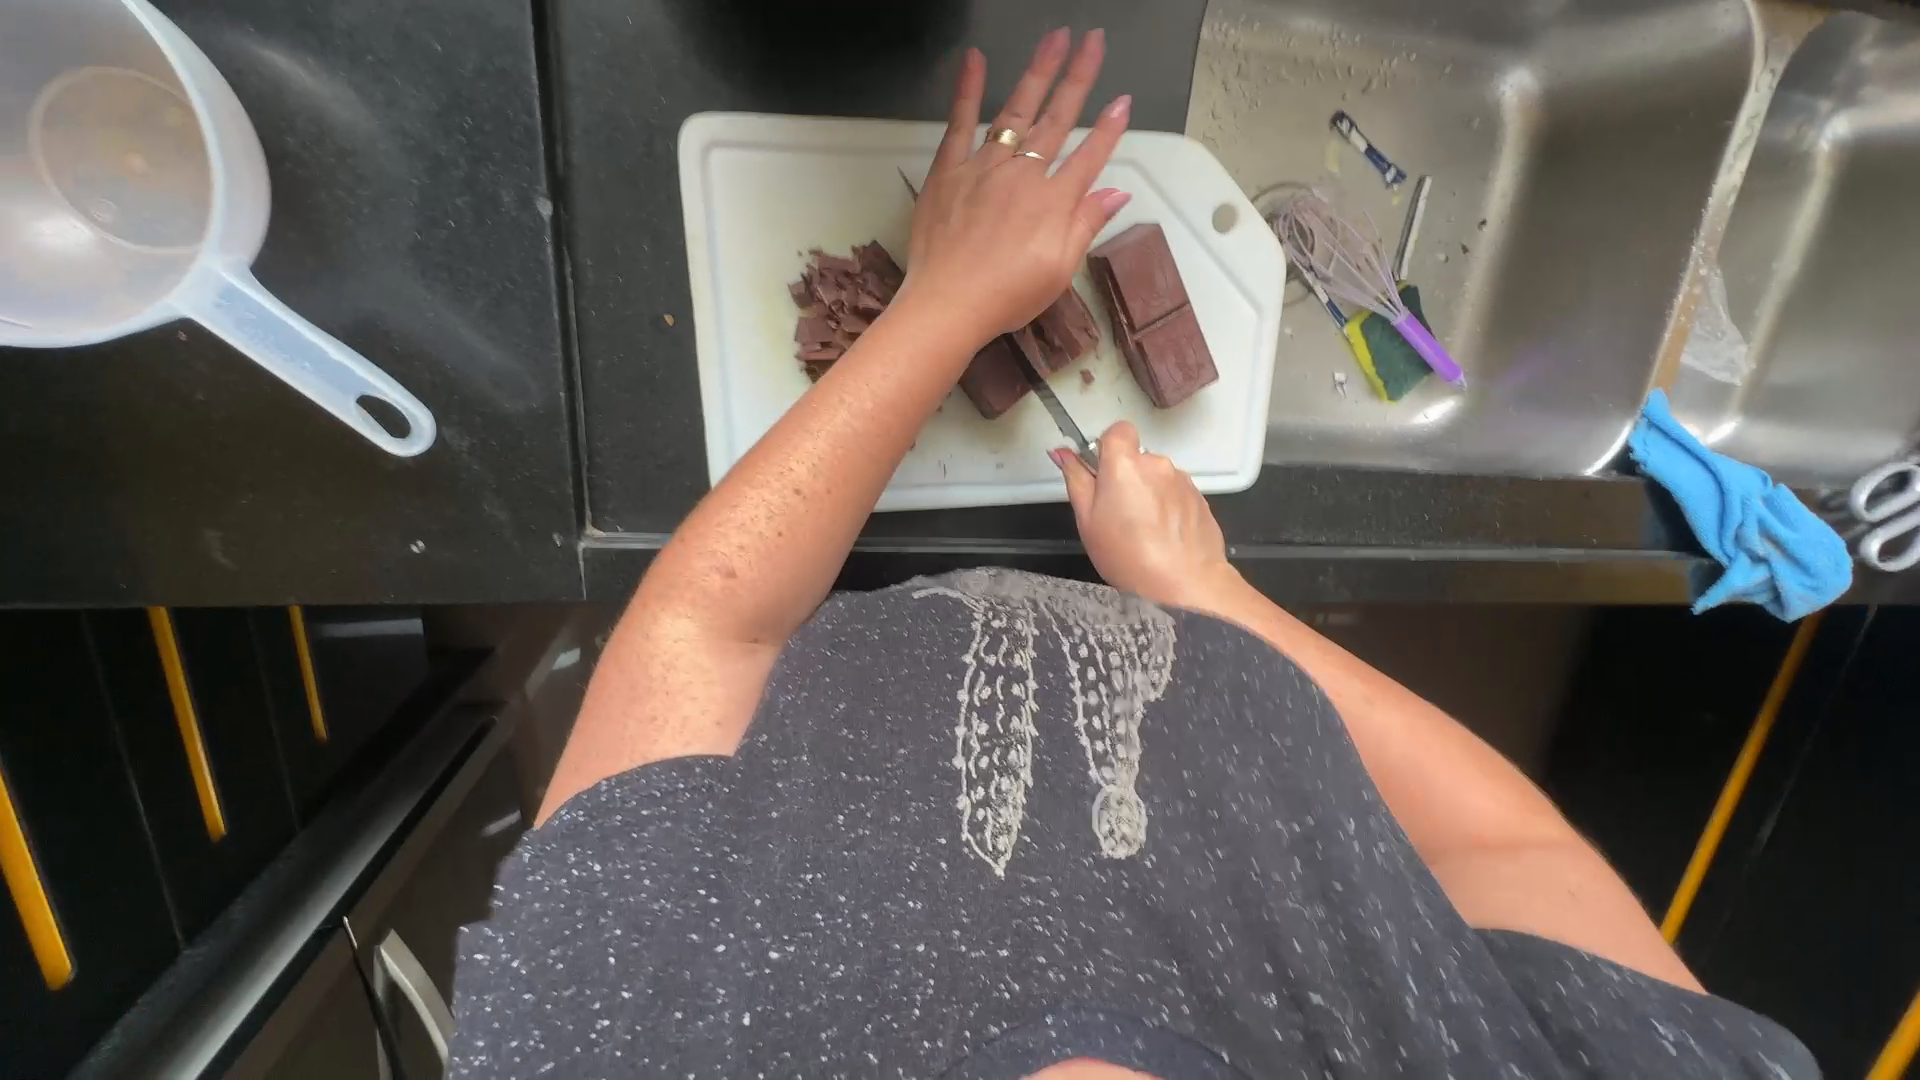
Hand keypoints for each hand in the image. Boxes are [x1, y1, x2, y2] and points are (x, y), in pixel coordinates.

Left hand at [898, 28, 1132, 342]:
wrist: (949, 303)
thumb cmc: (1008, 296)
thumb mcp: (1059, 271)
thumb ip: (1087, 225)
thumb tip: (1119, 192)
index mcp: (1054, 202)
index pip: (1090, 157)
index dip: (1109, 129)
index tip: (1123, 101)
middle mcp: (1024, 175)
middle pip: (1057, 120)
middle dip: (1078, 78)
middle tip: (1093, 40)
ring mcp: (985, 168)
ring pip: (1017, 112)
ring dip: (1037, 73)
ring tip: (1055, 37)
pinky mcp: (949, 171)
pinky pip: (960, 123)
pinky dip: (967, 90)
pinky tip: (974, 59)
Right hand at [1052, 422, 1243, 610]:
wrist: (1185, 583)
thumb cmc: (1128, 554)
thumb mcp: (1087, 520)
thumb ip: (1075, 479)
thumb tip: (1061, 452)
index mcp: (1124, 463)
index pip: (1117, 431)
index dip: (1106, 450)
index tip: (1100, 476)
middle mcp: (1157, 463)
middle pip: (1136, 458)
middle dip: (1126, 478)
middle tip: (1116, 515)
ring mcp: (1182, 480)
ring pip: (1156, 478)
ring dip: (1147, 495)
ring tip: (1142, 532)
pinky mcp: (1199, 499)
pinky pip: (1174, 495)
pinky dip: (1166, 509)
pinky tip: (1162, 538)